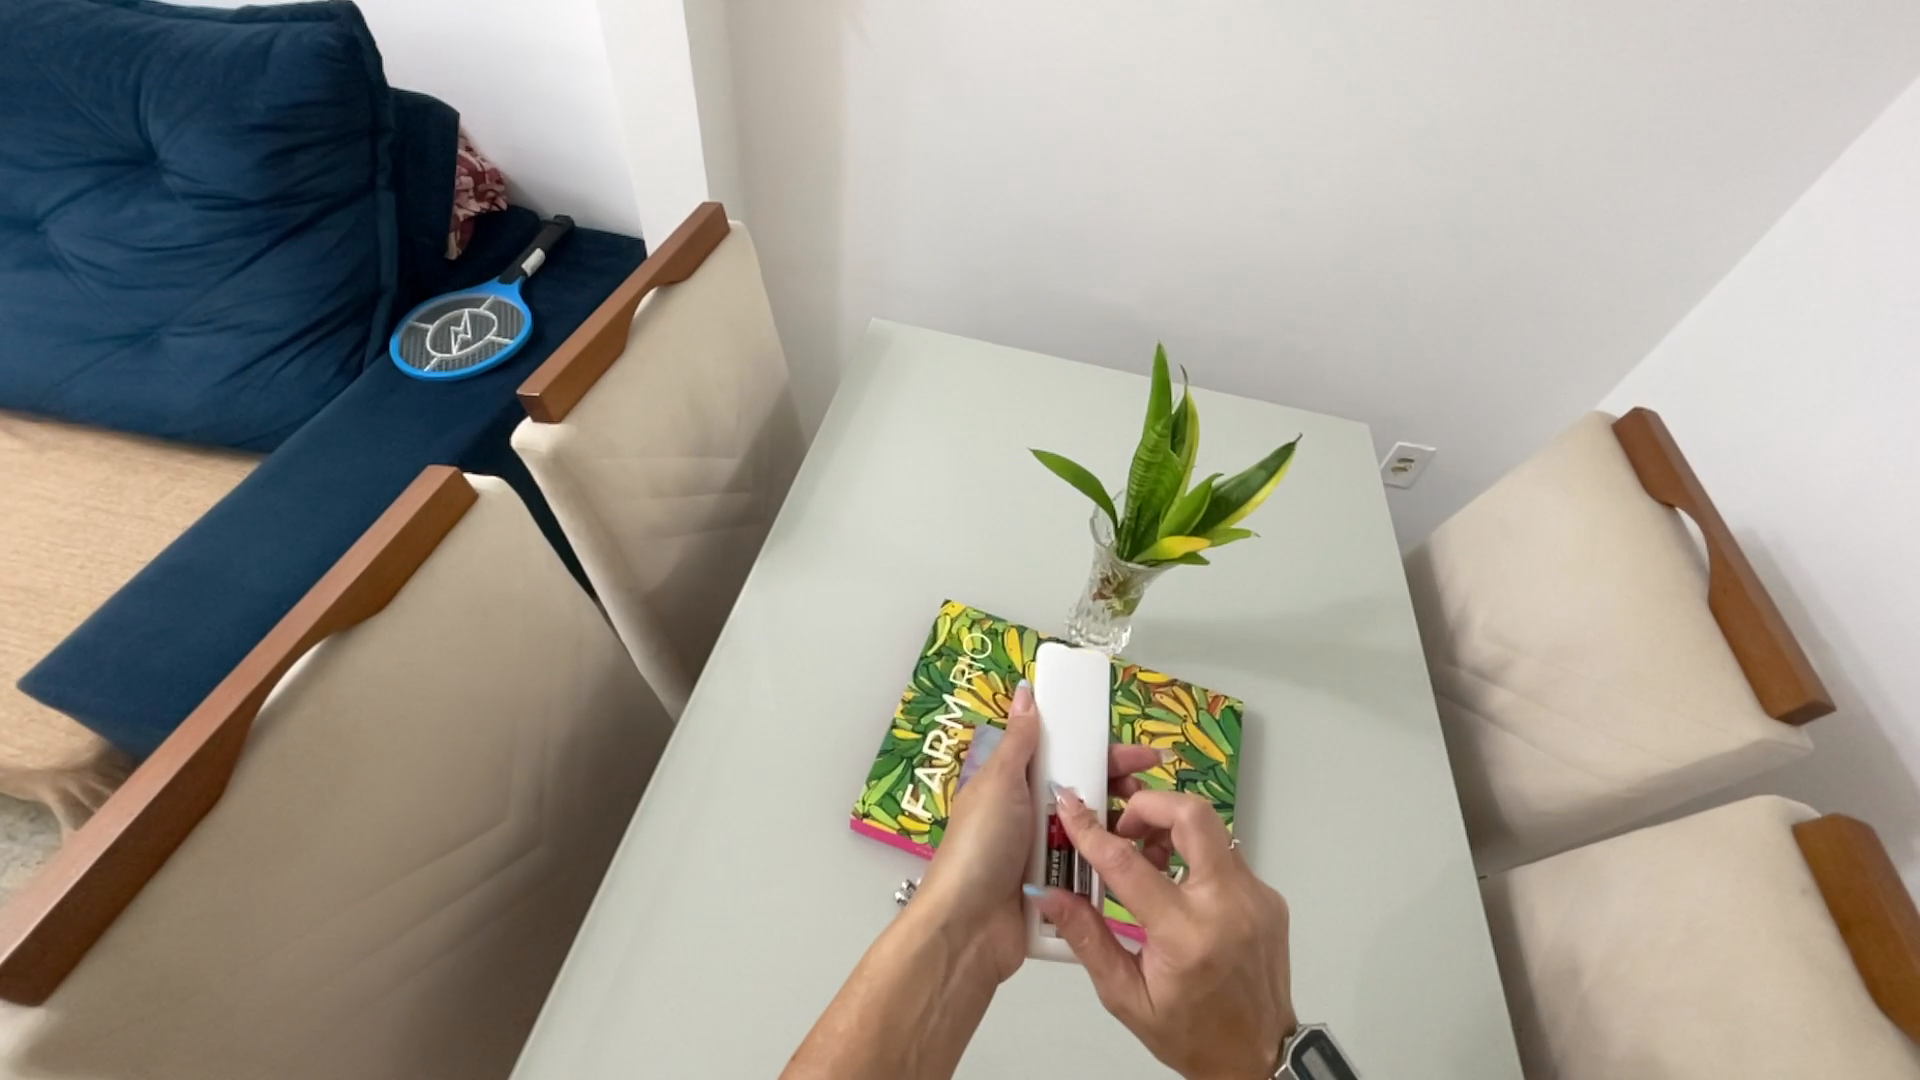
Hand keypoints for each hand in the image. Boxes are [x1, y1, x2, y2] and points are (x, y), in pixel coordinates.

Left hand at [913, 683, 1166, 983]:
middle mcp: (1033, 815)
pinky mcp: (1060, 890)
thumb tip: (1025, 692)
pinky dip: (1111, 863)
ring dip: (1119, 826)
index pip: (1067, 757)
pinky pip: (1092, 870)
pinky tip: (1139, 859)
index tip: (1140, 754)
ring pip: (1093, 832)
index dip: (1102, 751)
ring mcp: (1046, 854)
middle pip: (1086, 794)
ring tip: (1145, 826)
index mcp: (1015, 785)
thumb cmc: (979, 846)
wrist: (967, 927)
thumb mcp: (998, 783)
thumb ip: (1019, 741)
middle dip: (1120, 788)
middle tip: (1151, 791)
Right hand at [1036, 789, 1295, 1079]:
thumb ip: (1086, 938)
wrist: (1260, 1058)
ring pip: (1210, 828)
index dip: (1091, 830)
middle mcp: (1227, 906)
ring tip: (1149, 856)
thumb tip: (1048, 892)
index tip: (1069, 805)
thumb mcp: (1125, 996)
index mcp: (1185, 936)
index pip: (1128, 864)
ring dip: (1172, 828)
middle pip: (1191, 816)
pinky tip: (1179, 884)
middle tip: (1124, 825)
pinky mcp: (1268, 895)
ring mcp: (1255, 896)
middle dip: (1150, 805)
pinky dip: (1195, 854)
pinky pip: (1225, 853)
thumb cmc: (1188, 1032)